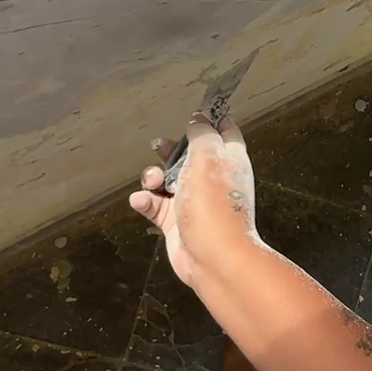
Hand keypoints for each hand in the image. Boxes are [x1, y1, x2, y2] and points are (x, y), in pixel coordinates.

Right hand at [131, 114, 260, 286]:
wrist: (213, 256)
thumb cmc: (214, 203)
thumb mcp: (208, 156)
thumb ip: (202, 133)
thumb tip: (199, 119)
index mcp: (228, 161)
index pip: (224, 133)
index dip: (210, 121)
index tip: (194, 114)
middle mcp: (212, 180)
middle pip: (188, 156)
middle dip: (170, 150)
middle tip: (160, 147)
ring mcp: (193, 202)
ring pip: (167, 179)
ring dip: (152, 176)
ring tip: (152, 182)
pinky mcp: (175, 222)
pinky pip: (154, 204)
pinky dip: (145, 200)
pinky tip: (143, 201)